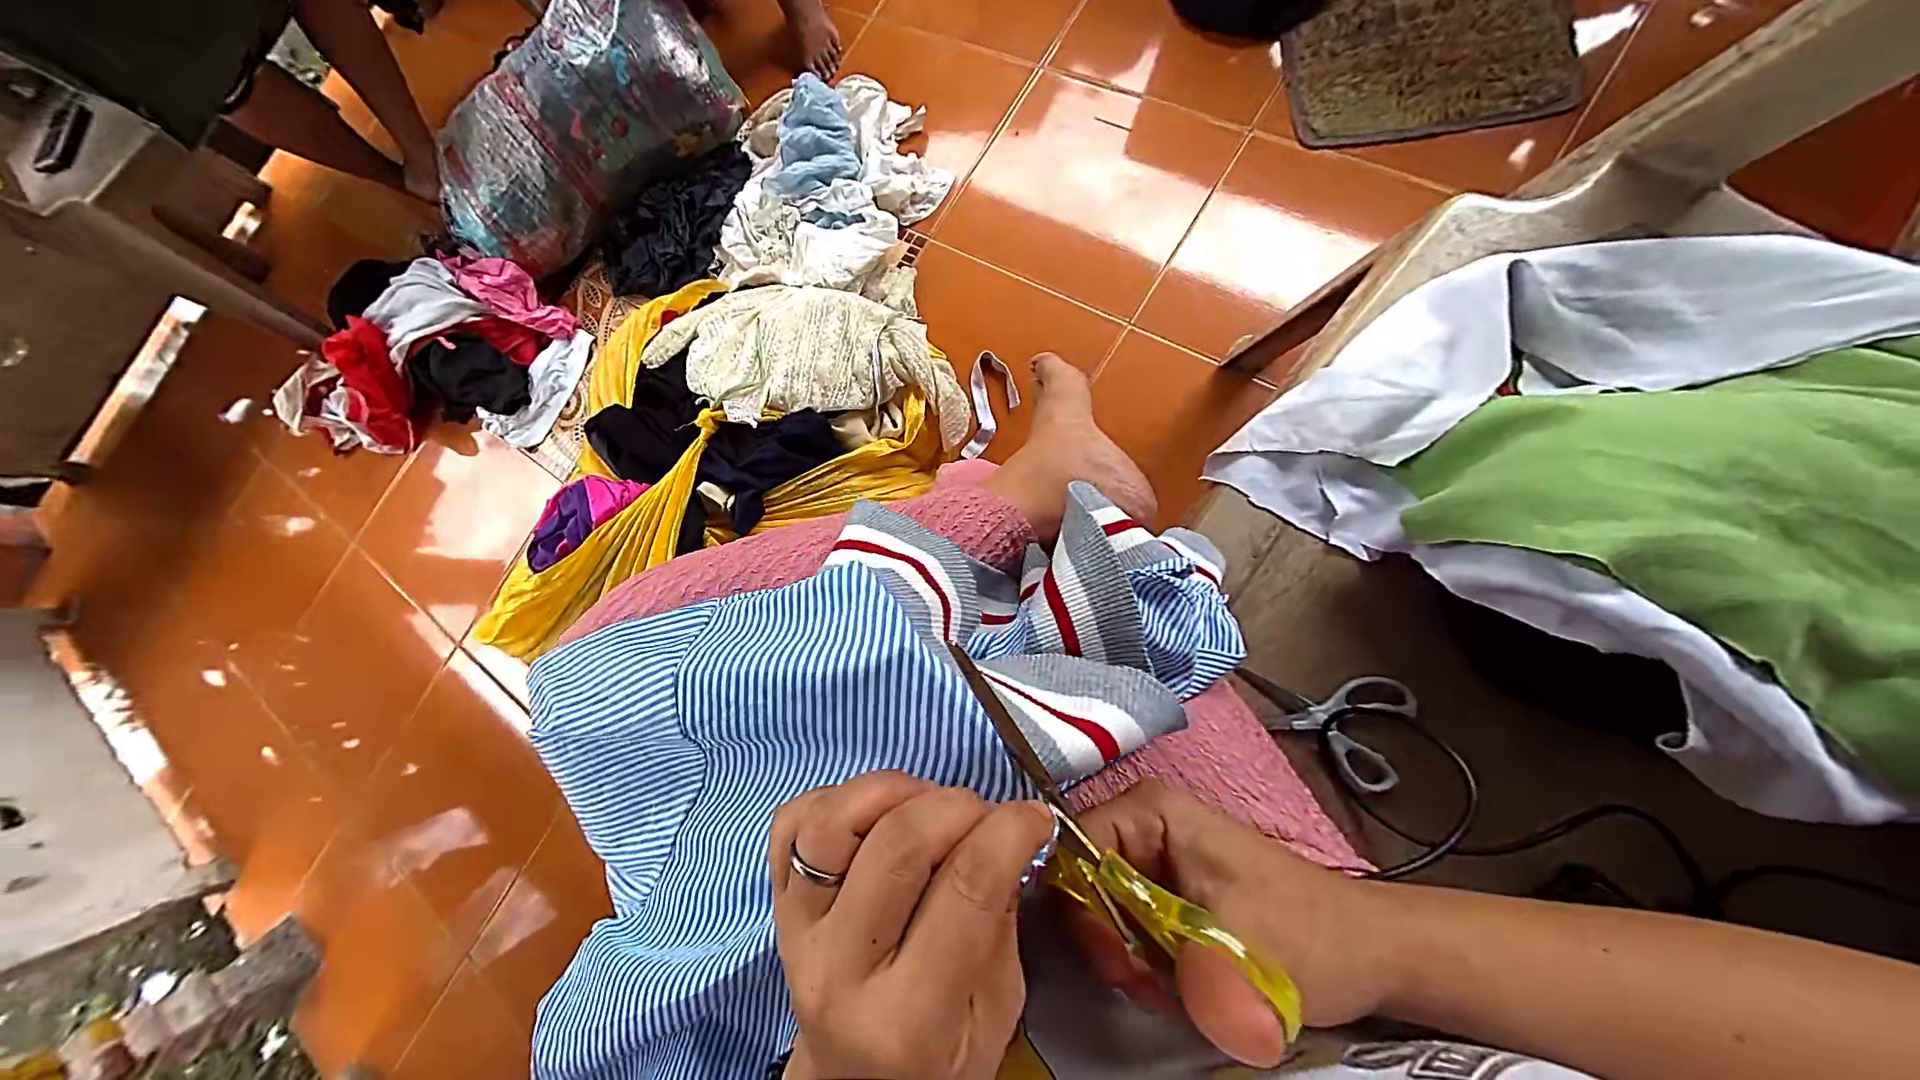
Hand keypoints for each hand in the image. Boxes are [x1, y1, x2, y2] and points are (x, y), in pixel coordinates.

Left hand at [768, 771, 1054, 1079]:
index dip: (1009, 831)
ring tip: (927, 804)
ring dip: (894, 790)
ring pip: (832, 821)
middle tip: (984, 814)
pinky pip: (791, 820)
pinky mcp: (775, 900)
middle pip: (897, 844)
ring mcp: (795, 929)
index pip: (965, 887)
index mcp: (908, 1019)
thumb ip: (1000, 922)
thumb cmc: (934, 1060)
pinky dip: (837, 797)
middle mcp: (840, 968)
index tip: (1035, 815)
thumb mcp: (995, 1013)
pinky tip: (876, 814)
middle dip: (958, 805)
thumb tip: (1010, 831)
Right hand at [1073, 781, 1404, 1066]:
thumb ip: (1186, 966)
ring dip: (1124, 958)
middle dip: (1107, 941)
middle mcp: (1142, 824)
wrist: (1364, 953)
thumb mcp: (1245, 951)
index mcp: (1151, 811)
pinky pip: (1123, 924)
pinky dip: (1139, 962)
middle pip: (1082, 880)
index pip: (1074, 847)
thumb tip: (1138, 981)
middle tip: (1148, 983)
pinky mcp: (1162, 888)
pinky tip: (1175, 983)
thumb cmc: (1308, 934)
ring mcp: (1151, 855)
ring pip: (1099, 908)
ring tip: (1170, 988)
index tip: (1118, 963)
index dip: (1082, 907)